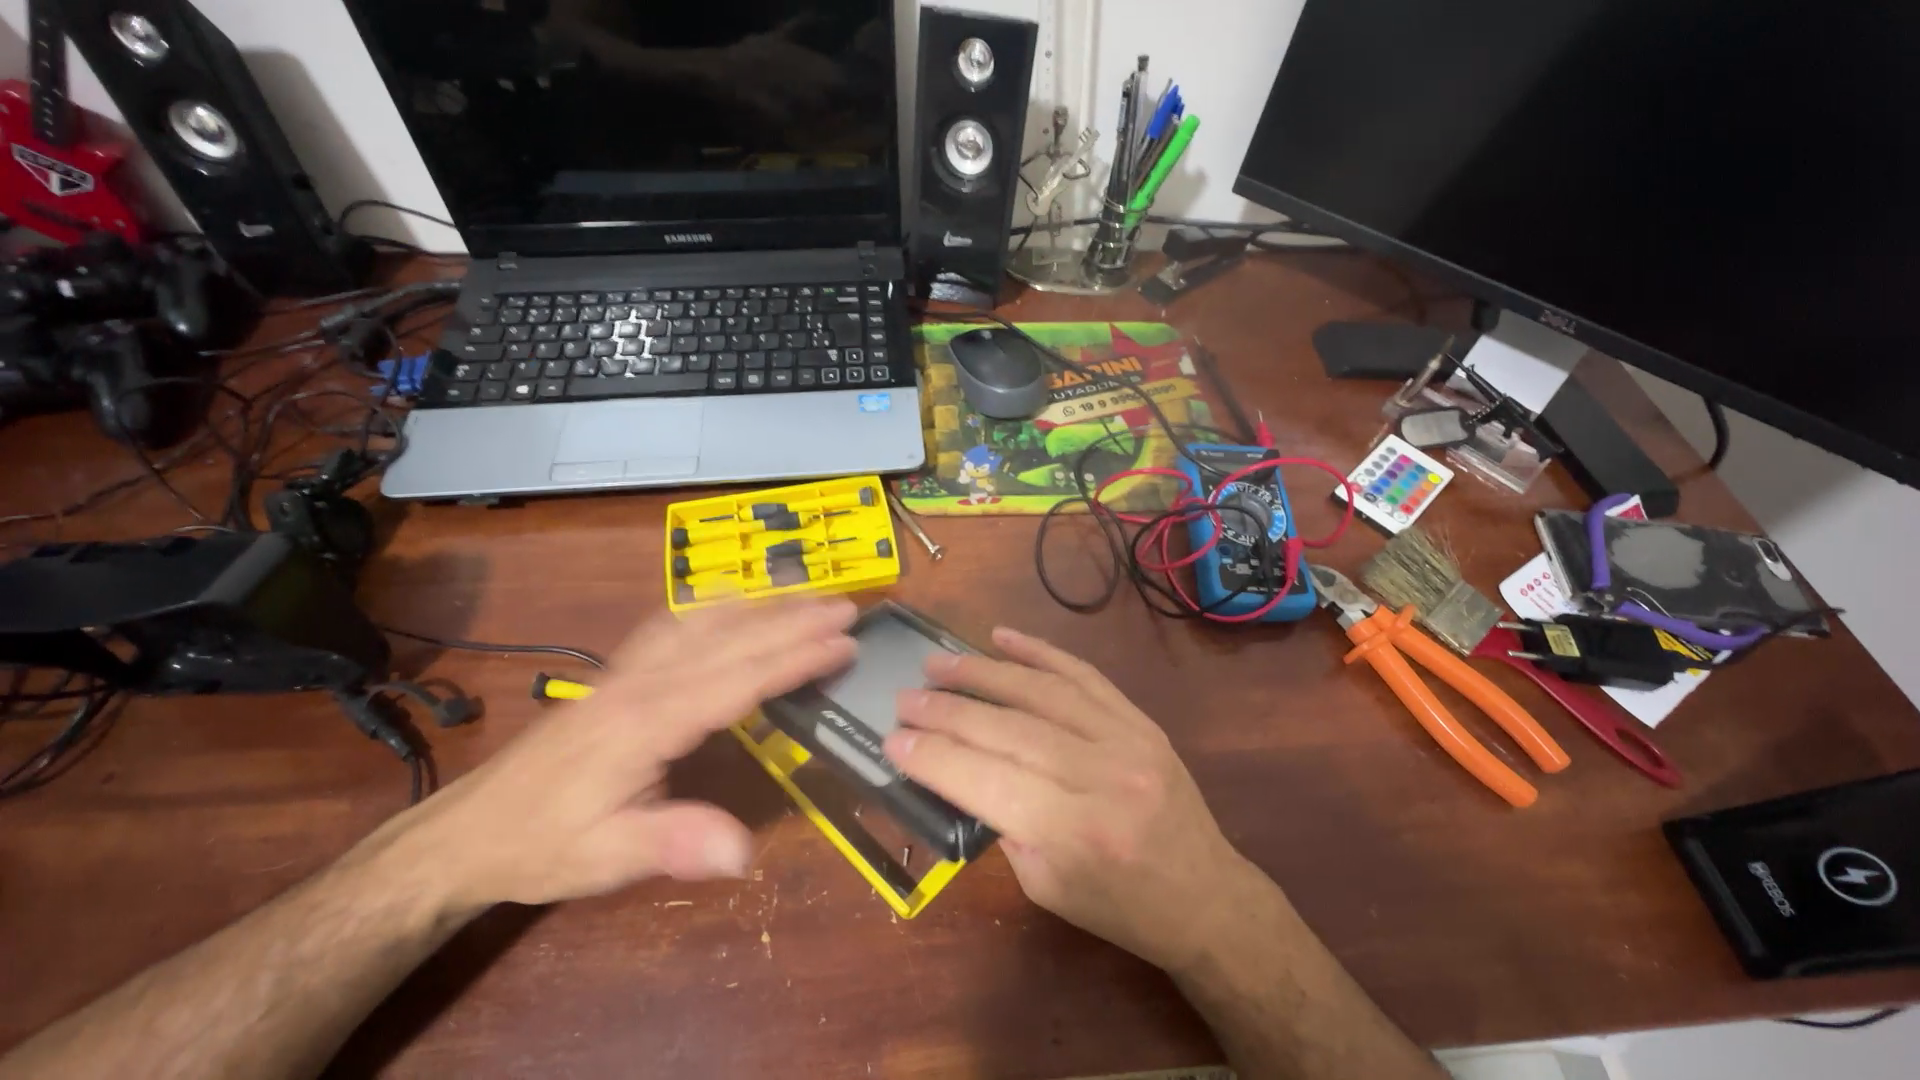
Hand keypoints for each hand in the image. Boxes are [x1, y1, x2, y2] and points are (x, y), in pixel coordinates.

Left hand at [371, 598, 857, 911]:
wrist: (471, 831)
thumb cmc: (545, 845)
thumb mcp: (607, 856)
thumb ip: (675, 844)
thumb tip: (744, 850)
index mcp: (648, 722)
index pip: (737, 680)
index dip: (794, 659)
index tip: (843, 643)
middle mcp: (642, 684)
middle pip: (728, 640)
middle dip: (791, 620)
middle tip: (847, 607)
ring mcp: (626, 673)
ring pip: (701, 623)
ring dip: (758, 605)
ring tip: (804, 592)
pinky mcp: (616, 676)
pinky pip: (671, 626)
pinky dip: (711, 607)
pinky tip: (728, 603)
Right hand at [884, 627, 1263, 973]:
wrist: (1203, 896)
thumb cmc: (1117, 906)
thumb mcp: (1044, 885)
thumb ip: (1001, 823)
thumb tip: (956, 767)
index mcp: (1073, 832)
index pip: (986, 779)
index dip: (934, 756)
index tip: (893, 738)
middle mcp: (1101, 776)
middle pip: (1009, 729)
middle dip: (948, 711)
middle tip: (904, 698)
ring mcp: (1127, 740)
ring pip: (1043, 691)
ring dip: (984, 672)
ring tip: (938, 663)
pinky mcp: (1141, 721)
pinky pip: (1084, 676)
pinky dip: (1040, 652)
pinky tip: (1003, 637)